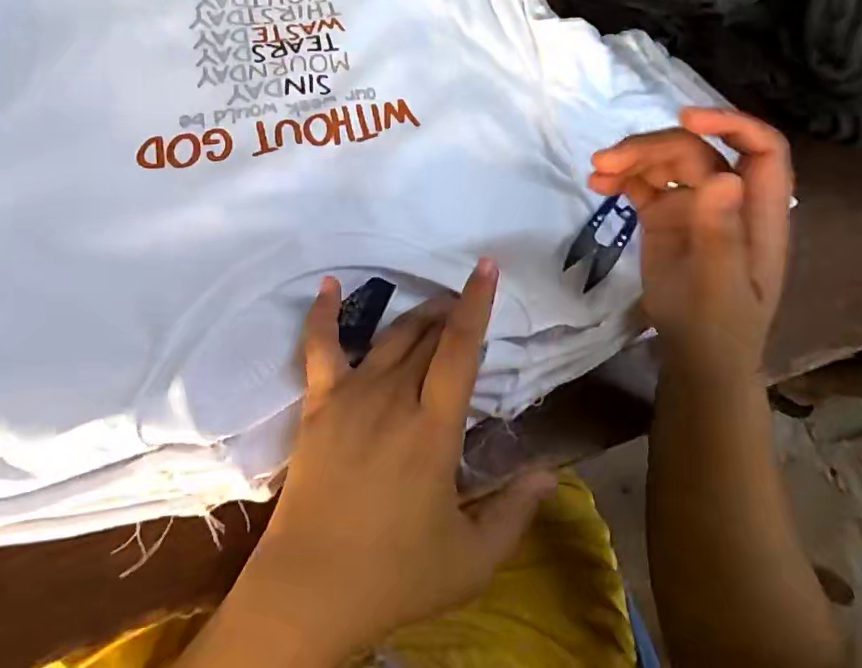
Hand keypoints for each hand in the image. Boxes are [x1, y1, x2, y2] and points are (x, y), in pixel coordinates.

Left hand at [185, 260, 556, 667]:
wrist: (309, 592)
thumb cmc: (395, 576)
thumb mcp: (471, 558)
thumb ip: (515, 511)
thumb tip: (552, 473)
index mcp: (433, 429)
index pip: (460, 349)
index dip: (477, 304)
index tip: (487, 269)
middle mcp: (393, 399)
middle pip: (428, 337)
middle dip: (452, 313)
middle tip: (468, 305)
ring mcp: (351, 397)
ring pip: (389, 337)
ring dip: (416, 316)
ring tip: (436, 305)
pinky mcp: (318, 406)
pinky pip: (319, 348)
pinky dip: (323, 313)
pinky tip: (329, 285)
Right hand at [589, 108, 793, 375]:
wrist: (695, 355)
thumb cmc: (720, 327)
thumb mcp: (722, 288)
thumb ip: (722, 235)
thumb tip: (722, 177)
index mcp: (758, 210)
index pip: (762, 149)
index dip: (731, 124)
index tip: (688, 118)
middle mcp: (728, 198)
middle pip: (696, 150)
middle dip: (654, 147)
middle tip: (608, 160)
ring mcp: (695, 204)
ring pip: (666, 161)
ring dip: (631, 158)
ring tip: (596, 170)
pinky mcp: (666, 215)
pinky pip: (644, 183)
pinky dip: (621, 178)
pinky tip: (598, 184)